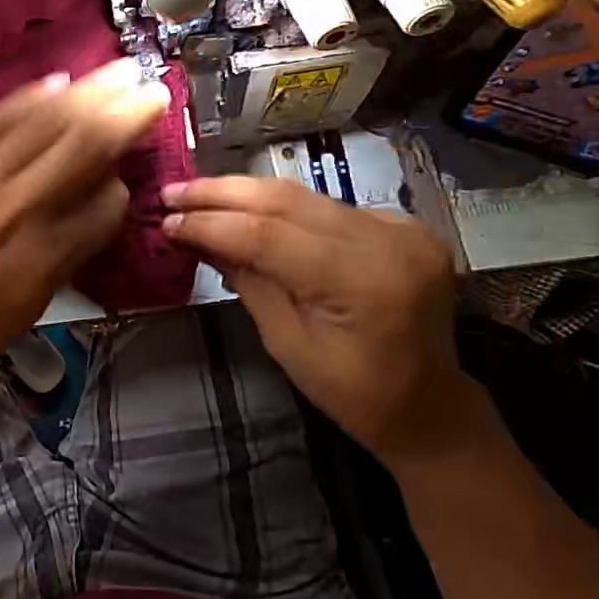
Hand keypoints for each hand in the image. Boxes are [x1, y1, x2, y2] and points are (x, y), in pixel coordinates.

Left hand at [0, 59, 170, 418]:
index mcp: (46, 254)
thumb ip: (68, 251)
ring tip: (118, 70)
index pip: (107, 204)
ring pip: (44, 122)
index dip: (123, 185)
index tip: (127, 172)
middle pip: (84, 144)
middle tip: (151, 85)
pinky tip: (56, 81)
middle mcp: (18, 206)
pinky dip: (28, 98)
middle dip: (124, 112)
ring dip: (88, 92)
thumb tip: (95, 206)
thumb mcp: (29, 305)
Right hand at [162, 176, 481, 458]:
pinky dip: (285, 207)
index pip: (267, 235)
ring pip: (305, 196)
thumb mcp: (287, 344)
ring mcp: (400, 227)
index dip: (211, 224)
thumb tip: (198, 238)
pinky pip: (329, 207)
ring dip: (248, 193)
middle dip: (222, 193)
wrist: (430, 406)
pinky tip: (250, 207)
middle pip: (286, 200)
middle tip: (174, 192)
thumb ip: (247, 281)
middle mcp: (385, 240)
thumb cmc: (354, 393)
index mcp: (359, 280)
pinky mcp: (403, 224)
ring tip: (199, 194)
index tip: (168, 221)